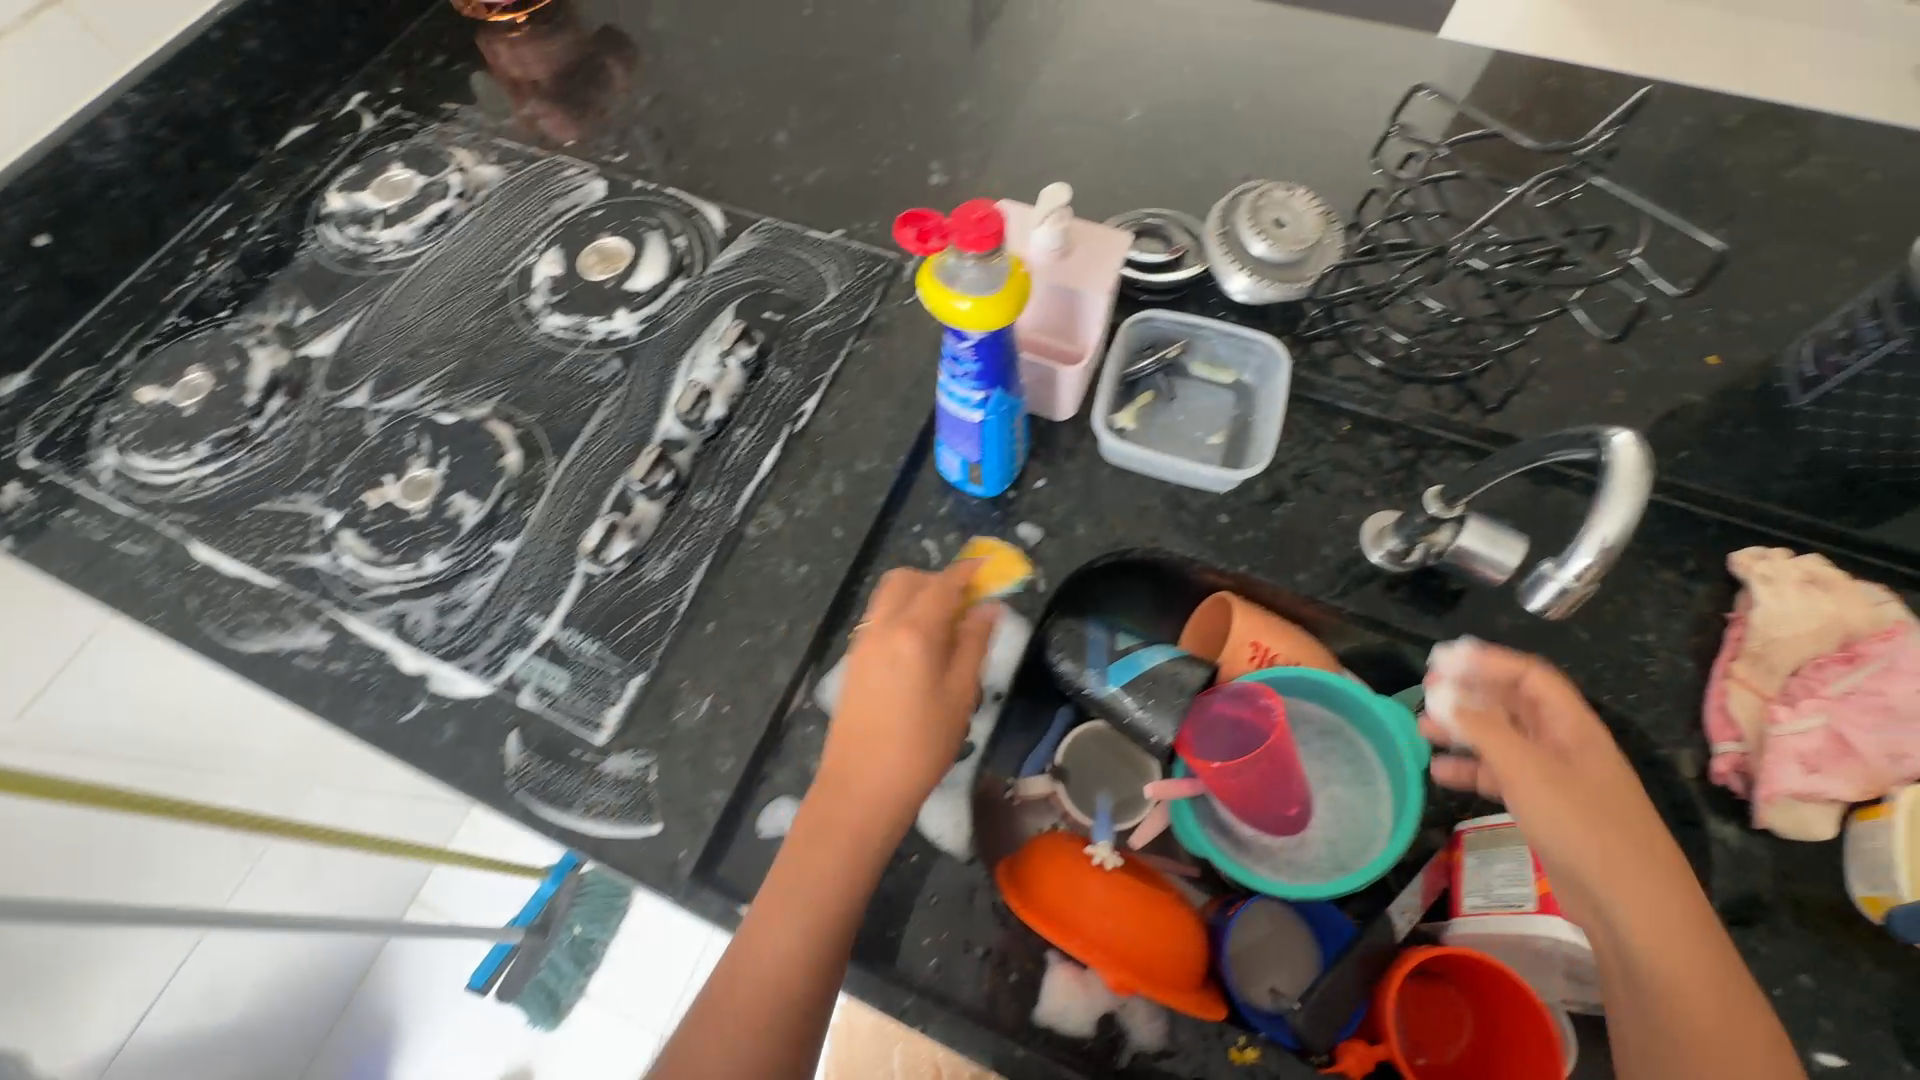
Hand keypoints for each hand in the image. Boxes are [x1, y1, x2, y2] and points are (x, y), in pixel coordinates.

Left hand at [813, 560, 999, 832]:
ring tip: (947, 628)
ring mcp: (862, 642)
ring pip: (889, 597)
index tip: (990, 568)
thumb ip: (974, 644)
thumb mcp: (961, 695)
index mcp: (914, 631)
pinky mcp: (853, 661)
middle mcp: (882, 626)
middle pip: (907, 579)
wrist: (861, 787)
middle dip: (938, 580)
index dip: (969, 571)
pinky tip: (921, 649)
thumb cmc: (921, 746)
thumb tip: (990, 607)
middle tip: (967, 603)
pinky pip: (879, 619)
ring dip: (918, 596)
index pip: (944, 584)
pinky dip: (902, 616)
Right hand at [1420, 639, 1694, 930]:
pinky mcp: (1544, 809)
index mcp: (1572, 726)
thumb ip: (1481, 728)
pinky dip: (1470, 770)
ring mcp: (1555, 778)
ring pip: (1501, 741)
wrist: (1630, 905)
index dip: (1487, 662)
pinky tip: (1439, 773)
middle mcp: (1564, 745)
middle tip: (1424, 690)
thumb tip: (1440, 694)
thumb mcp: (1527, 770)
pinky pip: (1500, 776)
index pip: (1529, 676)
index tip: (1442, 659)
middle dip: (1469, 694)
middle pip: (1513, 705)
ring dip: (1463, 732)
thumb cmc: (1582, 826)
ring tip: (1422, 729)